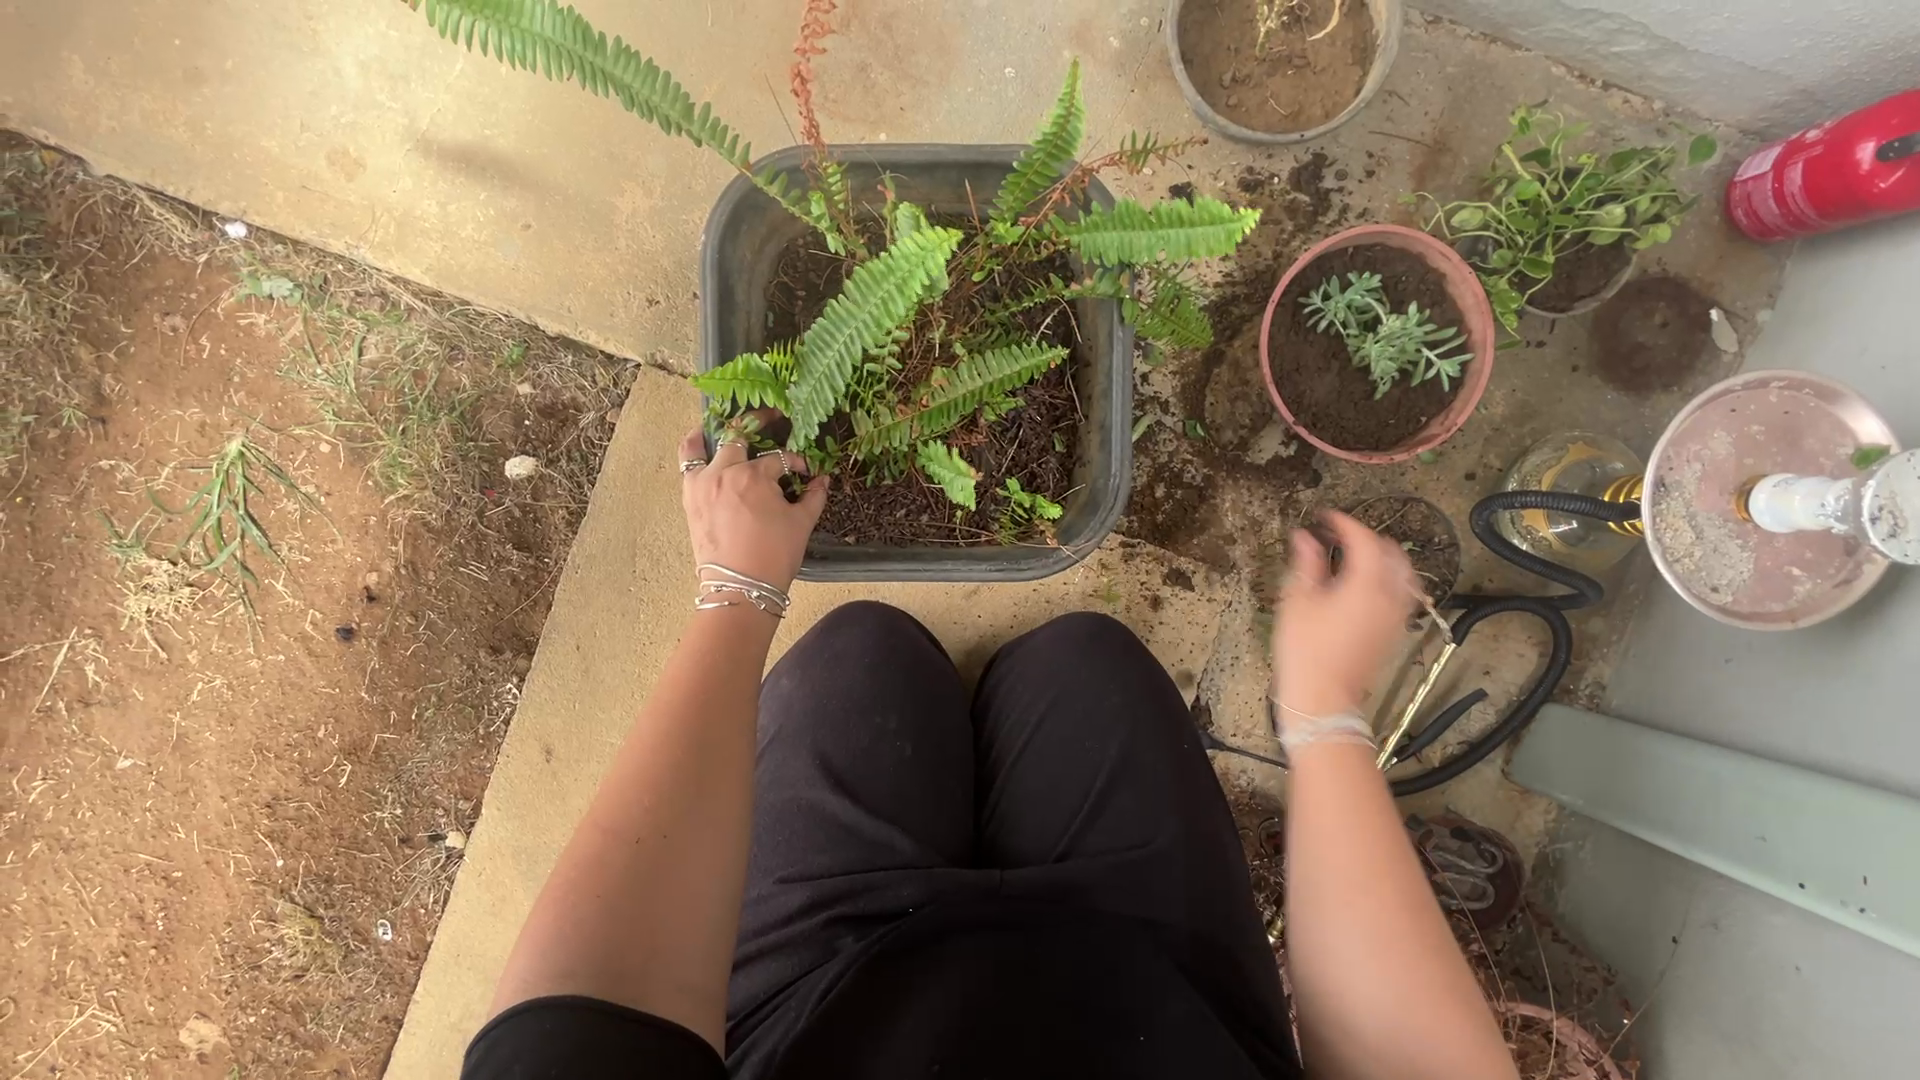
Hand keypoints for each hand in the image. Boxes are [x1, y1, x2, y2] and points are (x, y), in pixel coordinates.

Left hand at [679, 426, 827, 592]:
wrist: (741, 587)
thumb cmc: (774, 555)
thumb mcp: (802, 523)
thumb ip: (813, 496)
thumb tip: (822, 480)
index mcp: (755, 476)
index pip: (780, 458)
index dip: (797, 463)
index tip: (806, 472)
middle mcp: (726, 471)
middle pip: (742, 435)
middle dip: (761, 423)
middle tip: (774, 417)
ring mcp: (703, 482)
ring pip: (708, 442)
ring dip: (722, 431)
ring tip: (733, 425)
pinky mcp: (690, 496)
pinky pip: (687, 461)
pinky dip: (694, 447)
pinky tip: (702, 439)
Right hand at [1272, 511, 1419, 729]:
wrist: (1323, 697)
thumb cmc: (1305, 651)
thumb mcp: (1297, 601)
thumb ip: (1306, 563)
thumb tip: (1306, 537)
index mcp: (1366, 585)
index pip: (1364, 540)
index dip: (1346, 523)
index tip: (1328, 517)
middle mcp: (1390, 597)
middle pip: (1392, 553)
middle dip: (1367, 537)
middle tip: (1339, 535)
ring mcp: (1396, 616)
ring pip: (1404, 574)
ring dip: (1384, 558)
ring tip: (1357, 556)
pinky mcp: (1394, 632)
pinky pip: (1403, 595)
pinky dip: (1390, 579)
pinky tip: (1368, 584)